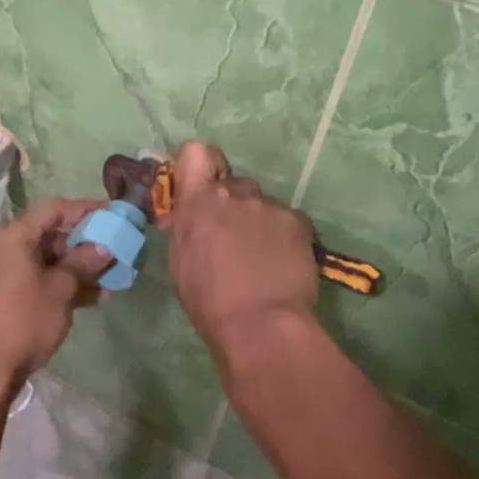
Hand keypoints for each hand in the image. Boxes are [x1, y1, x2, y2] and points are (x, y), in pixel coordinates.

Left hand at [0, 198, 113, 387]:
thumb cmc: (24, 320)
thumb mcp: (61, 289)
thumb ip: (83, 262)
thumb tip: (104, 246)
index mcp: (13, 235)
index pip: (53, 209)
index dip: (84, 209)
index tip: (112, 214)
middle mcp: (5, 246)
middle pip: (50, 234)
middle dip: (84, 243)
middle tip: (114, 250)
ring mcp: (4, 272)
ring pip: (48, 259)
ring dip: (78, 267)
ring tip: (110, 279)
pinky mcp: (6, 294)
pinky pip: (39, 278)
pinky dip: (63, 284)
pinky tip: (93, 299)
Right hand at [167, 141, 318, 353]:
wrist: (260, 325)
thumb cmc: (209, 301)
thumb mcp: (181, 262)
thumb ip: (186, 228)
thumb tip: (189, 217)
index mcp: (197, 202)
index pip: (196, 153)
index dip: (201, 164)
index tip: (204, 185)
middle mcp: (232, 193)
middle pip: (234, 185)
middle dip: (235, 206)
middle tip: (237, 240)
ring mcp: (267, 204)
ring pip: (262, 205)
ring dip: (261, 223)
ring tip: (264, 259)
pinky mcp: (297, 220)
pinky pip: (289, 220)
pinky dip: (286, 237)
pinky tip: (285, 264)